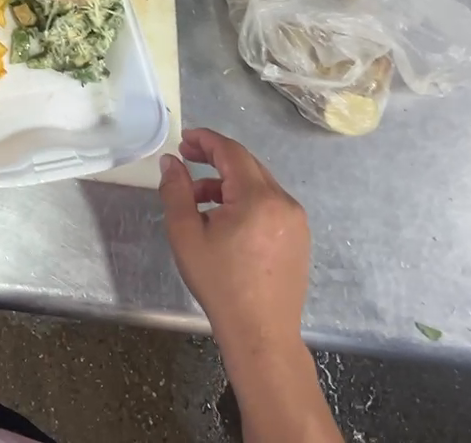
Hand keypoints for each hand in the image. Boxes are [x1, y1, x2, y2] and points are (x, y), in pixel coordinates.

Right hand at [158, 128, 310, 348]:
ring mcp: (296, 221)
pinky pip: (268, 203)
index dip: (205, 140)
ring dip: (227, 180)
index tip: (182, 139)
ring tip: (196, 195)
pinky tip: (221, 216)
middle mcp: (284, 203)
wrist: (260, 331)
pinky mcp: (298, 237)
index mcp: (258, 198)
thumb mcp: (185, 232)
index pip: (231, 152)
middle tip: (185, 157)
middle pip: (247, 164)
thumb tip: (171, 161)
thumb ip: (176, 189)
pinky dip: (243, 198)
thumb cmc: (219, 280)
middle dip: (215, 156)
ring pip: (258, 184)